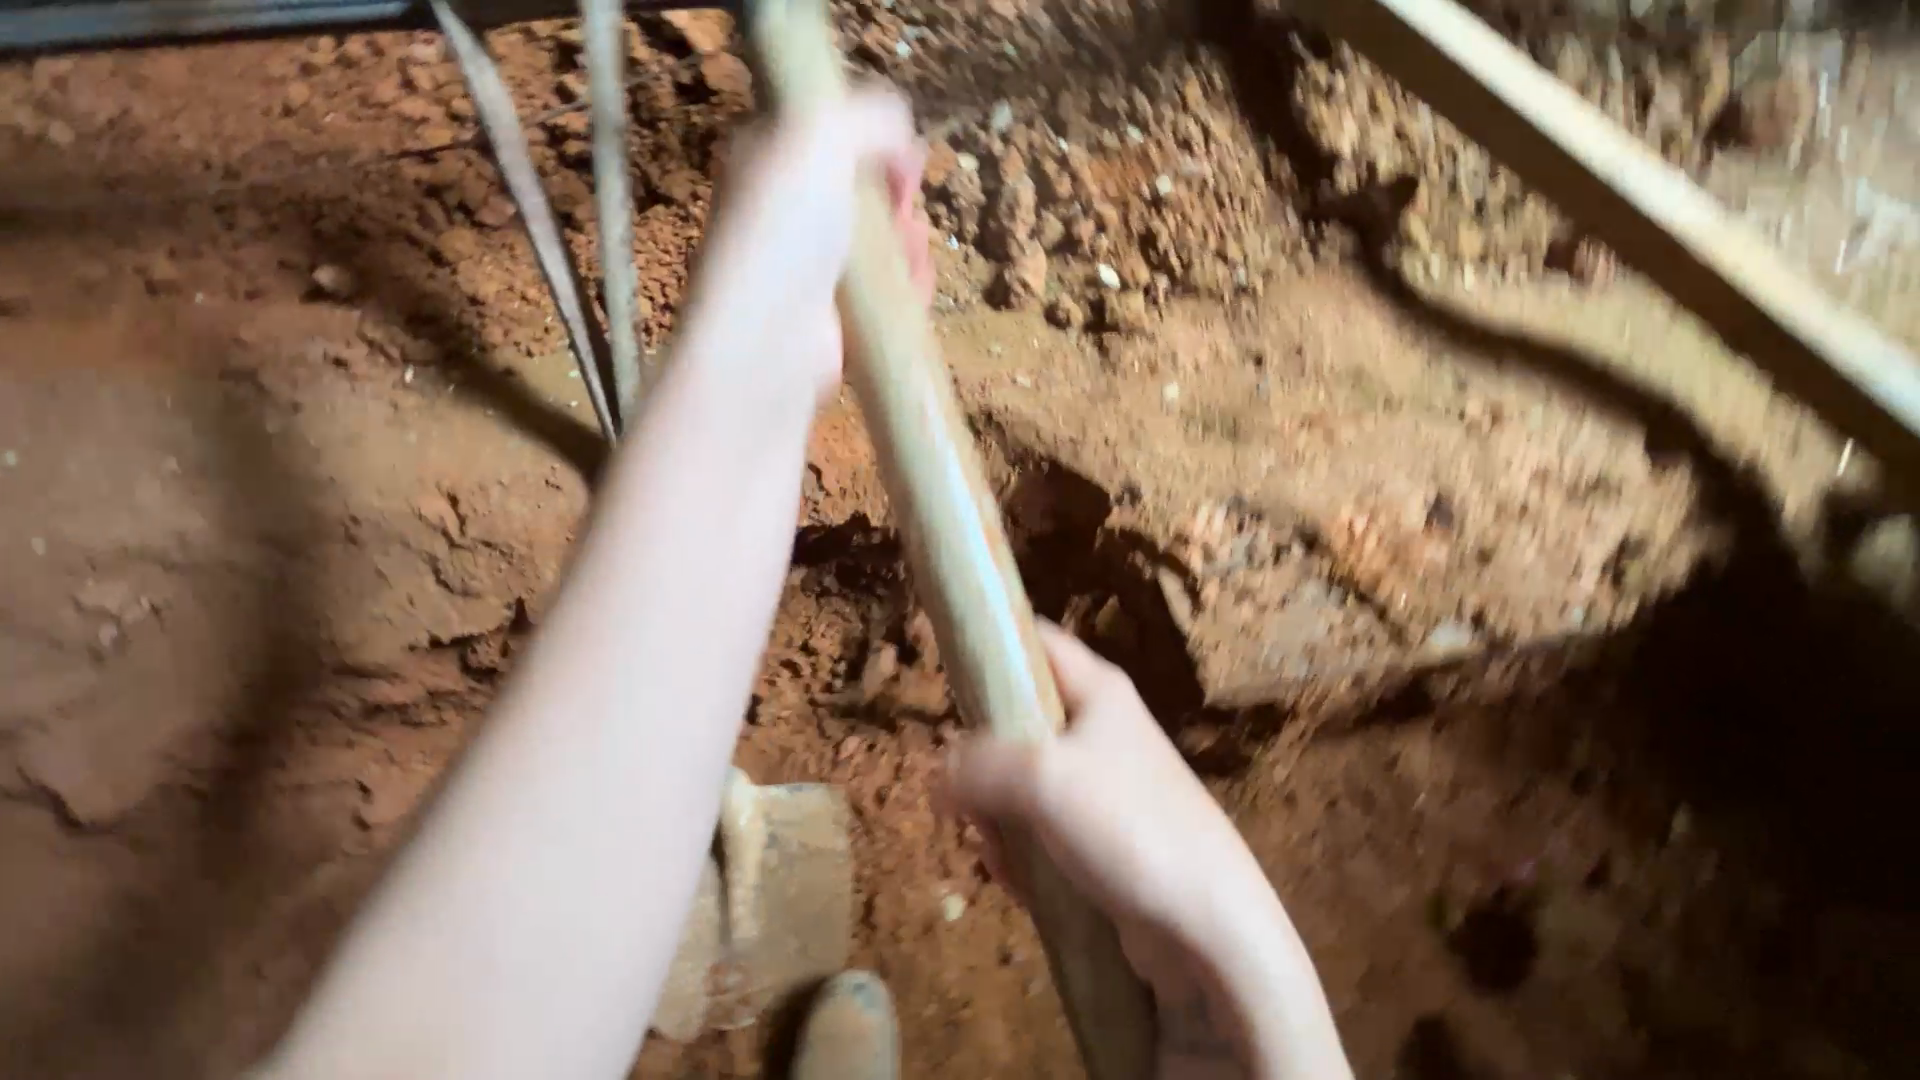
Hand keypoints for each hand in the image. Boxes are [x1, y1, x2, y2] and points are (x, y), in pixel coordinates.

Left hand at [677, 85, 932, 400]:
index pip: (821, 136)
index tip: (899, 145)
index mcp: (766, 164)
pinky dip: (908, 287)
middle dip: (893, 192)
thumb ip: (869, 116)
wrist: (772, 335)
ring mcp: (810, 275)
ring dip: (905, 241)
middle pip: (856, 194)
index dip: (865, 135)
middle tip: (907, 198)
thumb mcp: (822, 135)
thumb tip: (902, 133)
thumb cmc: (786, 225)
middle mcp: (784, 217)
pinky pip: (883, 297)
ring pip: (874, 247)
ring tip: (915, 242)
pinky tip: (919, 280)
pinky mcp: (837, 323)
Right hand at [942, 624, 1352, 1079]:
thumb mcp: (1041, 777)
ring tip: (1001, 854)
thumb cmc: (1130, 826)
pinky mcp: (1099, 839)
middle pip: (1016, 719)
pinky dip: (1022, 852)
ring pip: (1019, 784)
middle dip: (981, 763)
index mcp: (1096, 689)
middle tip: (969, 797)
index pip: (1034, 639)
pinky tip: (1022, 883)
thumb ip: (977, 763)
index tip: (946, 675)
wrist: (1209, 927)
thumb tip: (937, 776)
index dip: (990, 645)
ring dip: (997, 819)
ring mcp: (1100, 786)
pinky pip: (1039, 830)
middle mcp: (1098, 728)